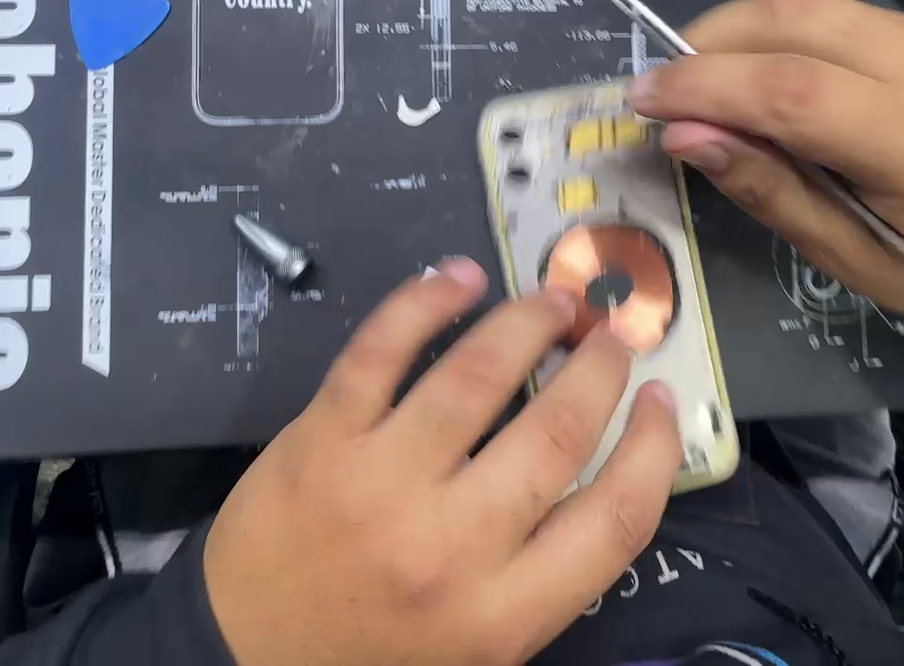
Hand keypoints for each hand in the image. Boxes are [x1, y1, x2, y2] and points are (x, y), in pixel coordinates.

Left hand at [203, 258, 681, 665]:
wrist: (241, 664)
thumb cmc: (375, 654)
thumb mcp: (481, 644)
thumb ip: (542, 567)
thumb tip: (598, 462)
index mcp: (503, 612)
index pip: (615, 518)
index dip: (654, 447)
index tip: (661, 398)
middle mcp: (452, 543)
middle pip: (556, 432)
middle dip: (599, 367)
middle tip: (610, 334)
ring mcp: (382, 479)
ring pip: (477, 375)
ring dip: (529, 322)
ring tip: (554, 299)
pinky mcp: (323, 434)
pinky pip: (381, 349)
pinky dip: (426, 301)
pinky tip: (461, 276)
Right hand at [627, 0, 903, 324]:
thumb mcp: (842, 255)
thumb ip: (762, 186)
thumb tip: (682, 134)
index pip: (794, 90)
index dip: (705, 85)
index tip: (642, 99)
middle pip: (795, 18)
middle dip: (708, 42)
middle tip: (664, 88)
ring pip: (805, 2)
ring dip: (733, 32)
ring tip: (699, 81)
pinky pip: (827, 11)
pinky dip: (770, 34)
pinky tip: (753, 75)